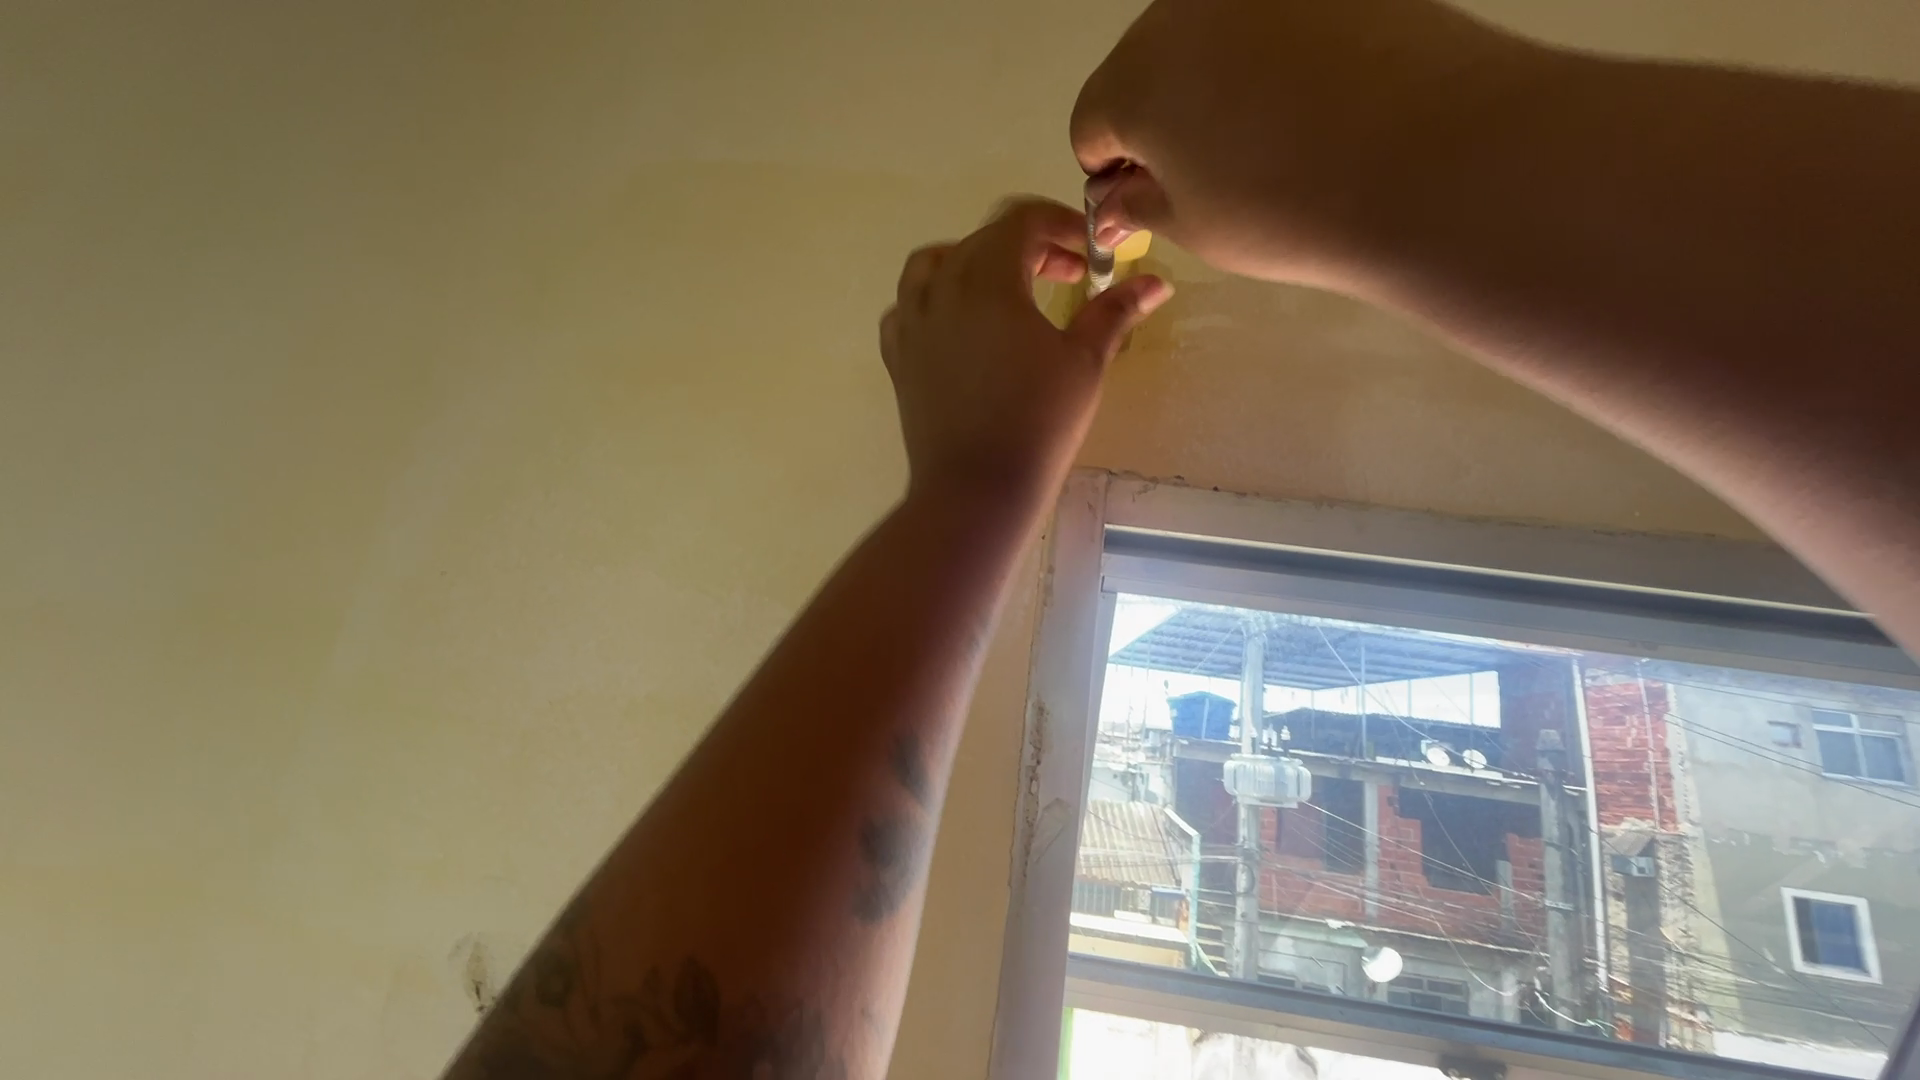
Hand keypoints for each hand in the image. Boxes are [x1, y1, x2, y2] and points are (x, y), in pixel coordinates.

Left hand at [880, 197, 1171, 504]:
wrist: (976, 488)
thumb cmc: (1038, 422)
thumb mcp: (1084, 362)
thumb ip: (1114, 311)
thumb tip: (1157, 282)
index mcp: (986, 278)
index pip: (1022, 221)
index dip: (1062, 226)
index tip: (1090, 257)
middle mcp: (940, 288)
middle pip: (982, 240)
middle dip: (1029, 247)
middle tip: (1067, 278)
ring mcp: (911, 322)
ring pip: (936, 265)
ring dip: (975, 264)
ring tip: (1008, 293)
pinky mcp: (898, 356)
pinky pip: (910, 307)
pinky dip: (936, 302)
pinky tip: (961, 326)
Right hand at [1071, 0, 1546, 285]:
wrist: (1430, 159)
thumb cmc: (1281, 210)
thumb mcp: (1191, 228)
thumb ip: (1137, 207)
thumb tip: (1111, 204)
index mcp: (1134, 79)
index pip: (1090, 125)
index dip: (1107, 172)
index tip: (1141, 204)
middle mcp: (1181, 10)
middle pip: (1143, 71)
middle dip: (1155, 123)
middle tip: (1204, 175)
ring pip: (1204, 41)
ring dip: (1210, 86)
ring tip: (1266, 137)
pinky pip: (1269, 23)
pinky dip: (1270, 60)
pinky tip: (1311, 101)